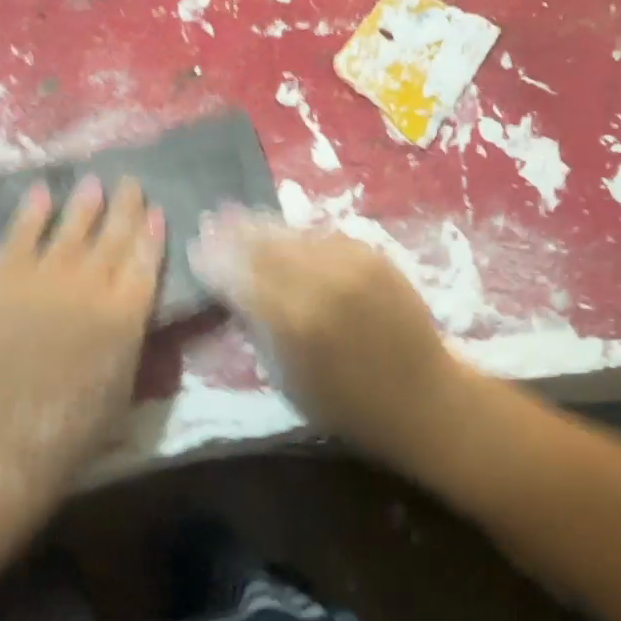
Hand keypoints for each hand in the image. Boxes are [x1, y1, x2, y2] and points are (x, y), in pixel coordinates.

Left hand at [0, 175, 163, 491]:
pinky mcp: (2, 282)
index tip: (157, 211)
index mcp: (124, 317)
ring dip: (84, 204)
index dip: (152, 235)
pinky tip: (41, 194)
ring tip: (94, 181)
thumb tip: (132, 311)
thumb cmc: (67, 433)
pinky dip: (32, 214)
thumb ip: (128, 341)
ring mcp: (43, 280)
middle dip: (125, 207)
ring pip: (70, 230)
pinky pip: (20, 237)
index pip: (145, 263)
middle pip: (113, 237)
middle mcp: (89, 288)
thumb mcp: (121, 391)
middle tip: (132, 182)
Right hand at [191, 211, 469, 465]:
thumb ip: (258, 327)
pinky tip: (286, 235)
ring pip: (293, 234)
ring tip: (238, 216)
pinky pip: (323, 236)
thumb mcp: (287, 378)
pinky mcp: (372, 254)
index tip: (196, 249)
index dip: (214, 260)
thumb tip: (232, 290)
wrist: (424, 396)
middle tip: (211, 220)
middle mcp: (321, 282)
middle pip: (264, 245)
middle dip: (233, 233)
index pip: (239, 276)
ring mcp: (350, 263)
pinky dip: (299, 236)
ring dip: (262, 226)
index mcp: (293, 320)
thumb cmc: (349, 404)